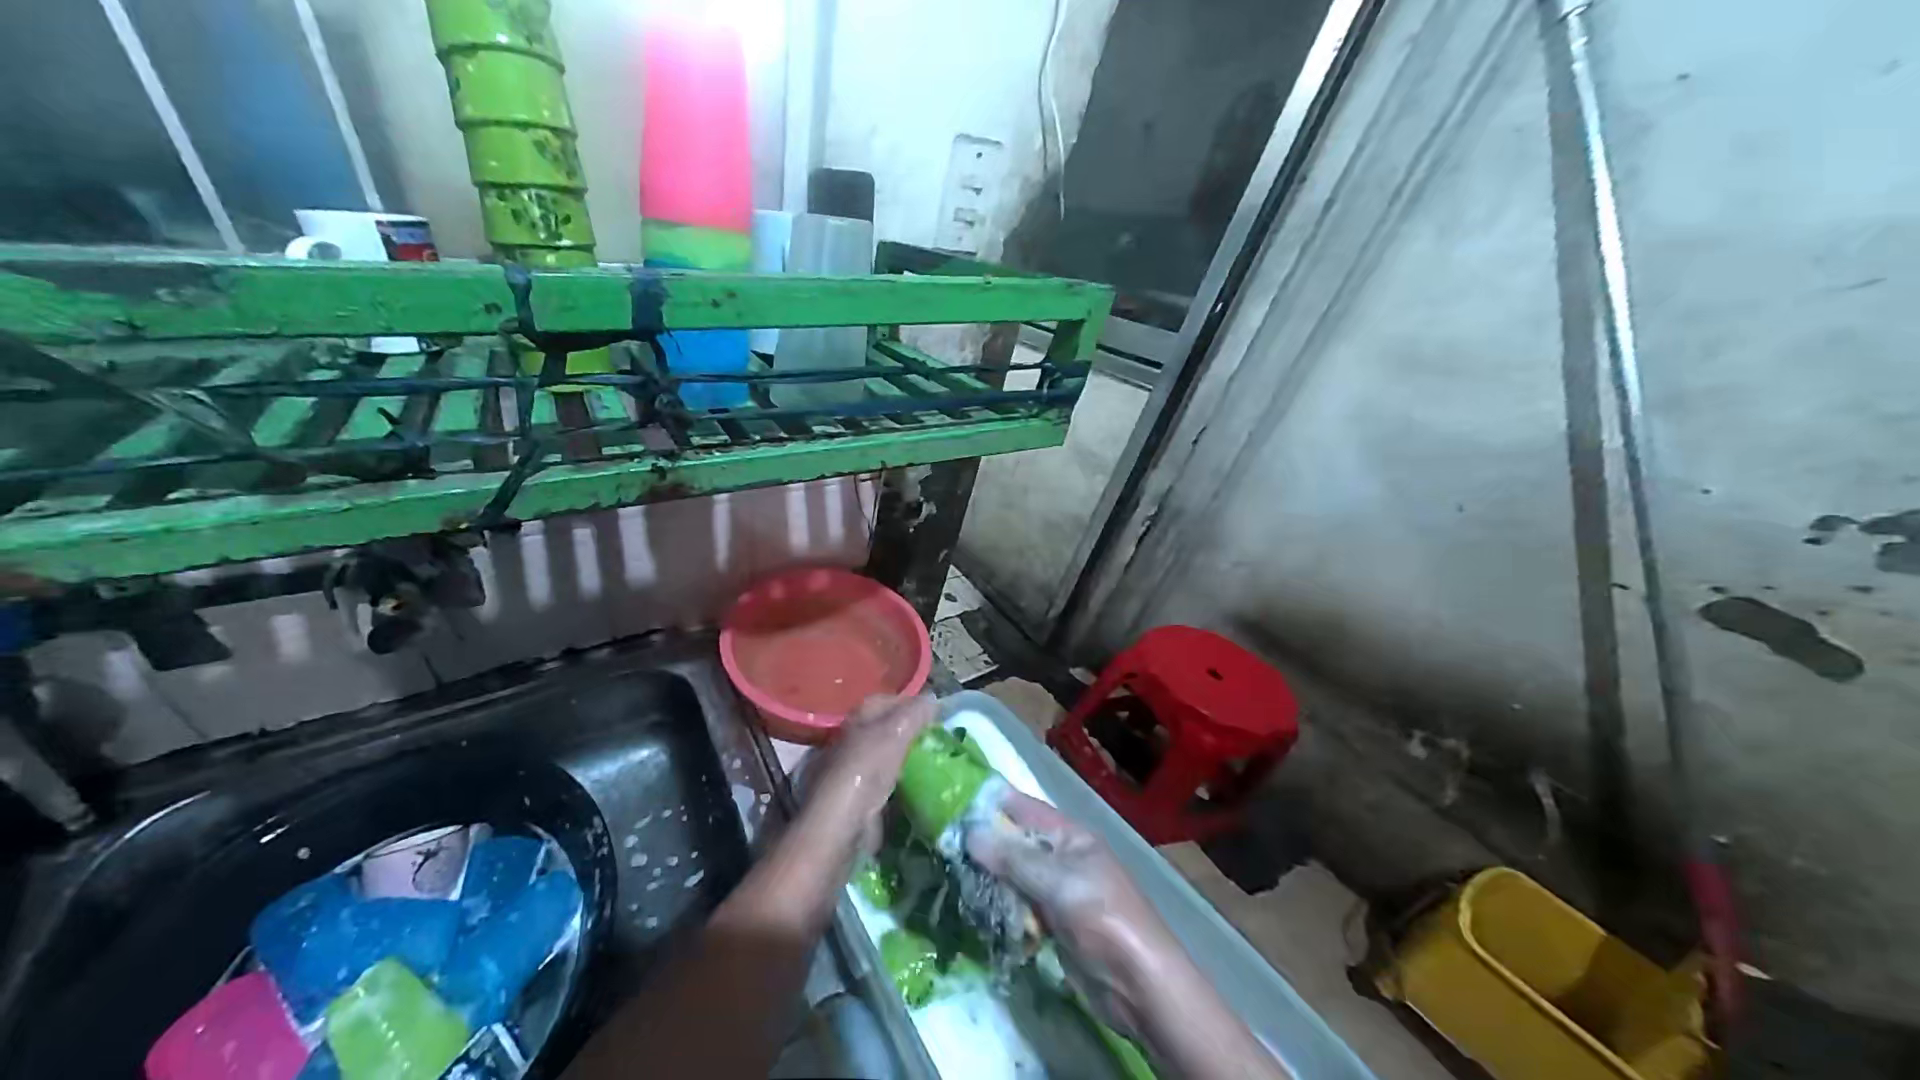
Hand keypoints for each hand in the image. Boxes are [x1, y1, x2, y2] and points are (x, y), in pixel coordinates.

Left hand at [796, 694, 935, 860]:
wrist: (845, 823)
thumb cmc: (867, 767)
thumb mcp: (896, 731)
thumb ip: (915, 713)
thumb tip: (933, 699)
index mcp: (857, 720)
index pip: (885, 701)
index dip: (909, 703)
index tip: (935, 713)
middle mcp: (853, 742)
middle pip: (887, 730)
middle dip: (912, 733)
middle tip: (940, 739)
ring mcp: (856, 772)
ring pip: (889, 758)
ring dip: (910, 759)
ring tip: (938, 761)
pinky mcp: (863, 799)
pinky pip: (890, 784)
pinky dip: (905, 783)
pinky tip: (924, 787)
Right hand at [969, 792, 1291, 1079]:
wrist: (1140, 985)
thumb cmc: (1104, 919)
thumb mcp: (1058, 882)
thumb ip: (1013, 858)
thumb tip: (969, 832)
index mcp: (1069, 835)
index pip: (1022, 807)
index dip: (989, 802)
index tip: (949, 798)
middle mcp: (1061, 856)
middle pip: (1014, 840)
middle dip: (982, 841)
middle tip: (940, 841)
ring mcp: (1057, 891)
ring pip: (1012, 874)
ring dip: (987, 876)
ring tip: (949, 873)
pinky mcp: (1051, 923)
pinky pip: (1017, 905)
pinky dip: (998, 906)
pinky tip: (974, 907)